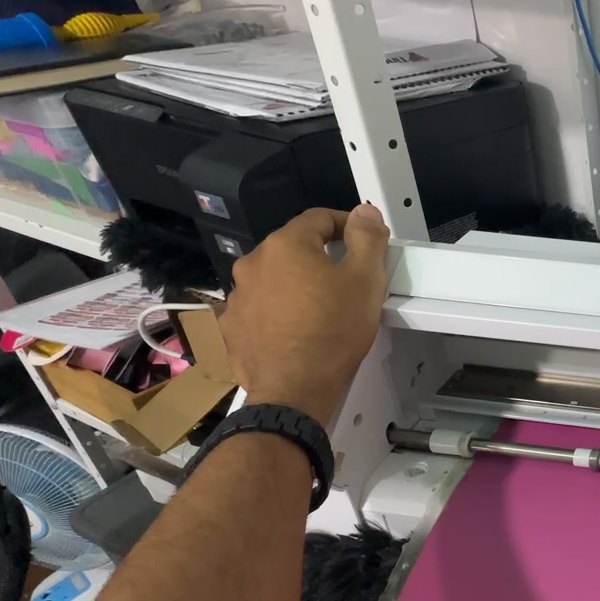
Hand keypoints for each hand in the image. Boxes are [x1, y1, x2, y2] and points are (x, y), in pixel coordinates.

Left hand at [219, 205, 389, 423]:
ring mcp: (237, 296)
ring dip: (298, 284)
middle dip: (322, 257)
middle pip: (294, 248)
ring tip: (323, 309)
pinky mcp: (231, 326)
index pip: (318, 218)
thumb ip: (367, 238)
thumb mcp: (366, 280)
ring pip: (275, 278)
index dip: (347, 224)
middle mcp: (253, 263)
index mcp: (286, 245)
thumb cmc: (335, 329)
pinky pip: (260, 308)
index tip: (367, 241)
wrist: (294, 388)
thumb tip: (365, 212)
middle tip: (349, 280)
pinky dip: (279, 310)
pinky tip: (297, 329)